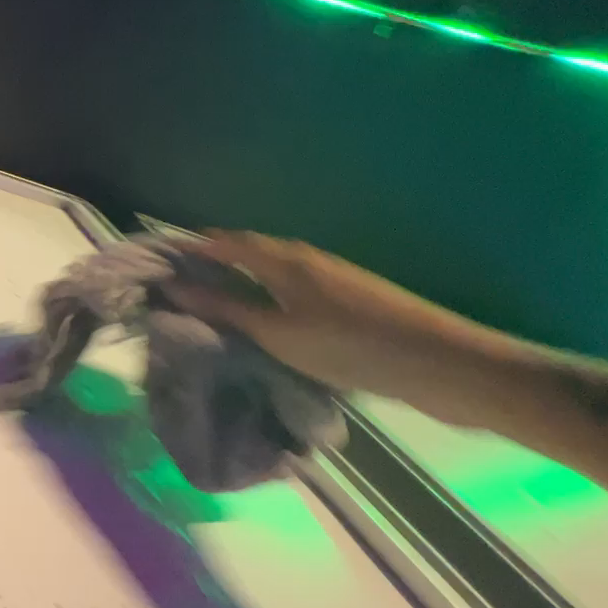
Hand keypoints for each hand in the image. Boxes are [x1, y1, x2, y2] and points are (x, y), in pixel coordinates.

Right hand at [165, 231, 507, 423]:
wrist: (445, 365)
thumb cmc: (349, 345)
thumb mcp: (276, 332)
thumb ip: (225, 310)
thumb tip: (174, 287)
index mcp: (284, 260)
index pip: (226, 242)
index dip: (193, 245)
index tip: (161, 255)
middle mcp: (307, 260)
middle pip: (252, 250)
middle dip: (217, 259)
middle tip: (183, 277)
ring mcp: (334, 278)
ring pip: (275, 269)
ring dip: (244, 276)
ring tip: (217, 297)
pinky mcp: (353, 300)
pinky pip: (295, 286)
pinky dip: (268, 291)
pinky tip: (266, 315)